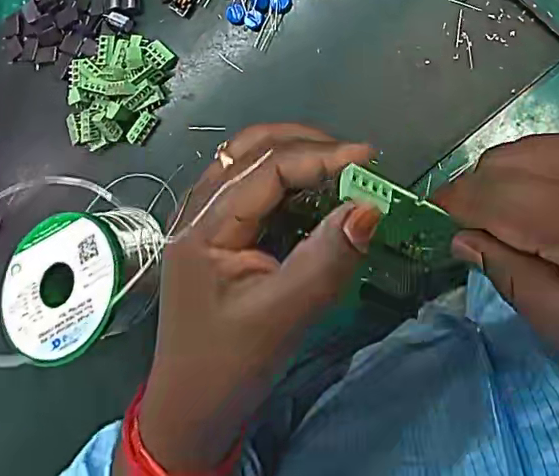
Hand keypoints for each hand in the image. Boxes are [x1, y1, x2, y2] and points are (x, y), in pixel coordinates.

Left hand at [132, 124, 380, 471]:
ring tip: (340, 167)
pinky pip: (253, 181)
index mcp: (203, 225)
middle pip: (254, 148)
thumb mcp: (281, 317)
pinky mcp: (217, 226)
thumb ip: (326, 261)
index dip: (320, 156)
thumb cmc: (227, 368)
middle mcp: (197, 207)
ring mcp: (203, 213)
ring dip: (297, 152)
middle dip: (309, 145)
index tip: (366, 159)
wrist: (189, 413)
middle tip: (356, 160)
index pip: (267, 167)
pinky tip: (314, 189)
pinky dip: (288, 175)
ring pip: (251, 157)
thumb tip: (369, 210)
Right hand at [434, 131, 558, 386]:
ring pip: (515, 148)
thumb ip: (513, 281)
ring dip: (498, 181)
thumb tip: (461, 240)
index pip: (487, 195)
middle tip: (479, 239)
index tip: (434, 228)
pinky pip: (543, 145)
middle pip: (495, 164)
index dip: (452, 209)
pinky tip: (543, 203)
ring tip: (512, 224)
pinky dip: (526, 170)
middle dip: (473, 197)